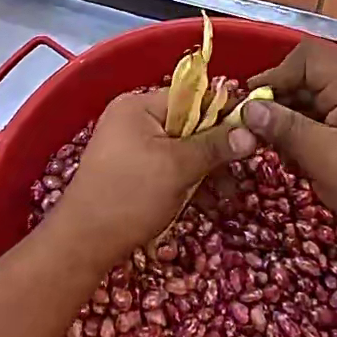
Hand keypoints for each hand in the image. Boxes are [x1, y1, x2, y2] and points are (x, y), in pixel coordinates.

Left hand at [45, 90, 256, 266]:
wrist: (83, 240)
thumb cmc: (131, 195)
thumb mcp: (179, 168)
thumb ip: (215, 145)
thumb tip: (251, 130)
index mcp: (138, 105)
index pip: (191, 96)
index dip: (222, 113)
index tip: (252, 132)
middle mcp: (131, 118)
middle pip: (186, 123)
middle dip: (214, 148)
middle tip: (238, 173)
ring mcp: (127, 145)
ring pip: (178, 148)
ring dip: (202, 169)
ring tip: (224, 195)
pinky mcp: (128, 170)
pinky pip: (165, 165)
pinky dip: (184, 180)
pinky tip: (203, 201)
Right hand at [240, 39, 336, 250]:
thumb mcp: (326, 159)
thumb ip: (286, 128)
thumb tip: (247, 108)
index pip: (305, 58)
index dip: (273, 77)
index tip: (251, 107)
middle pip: (310, 72)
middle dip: (280, 95)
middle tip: (256, 125)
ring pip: (317, 93)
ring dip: (291, 112)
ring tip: (273, 142)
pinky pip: (330, 111)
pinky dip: (308, 125)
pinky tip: (297, 151)